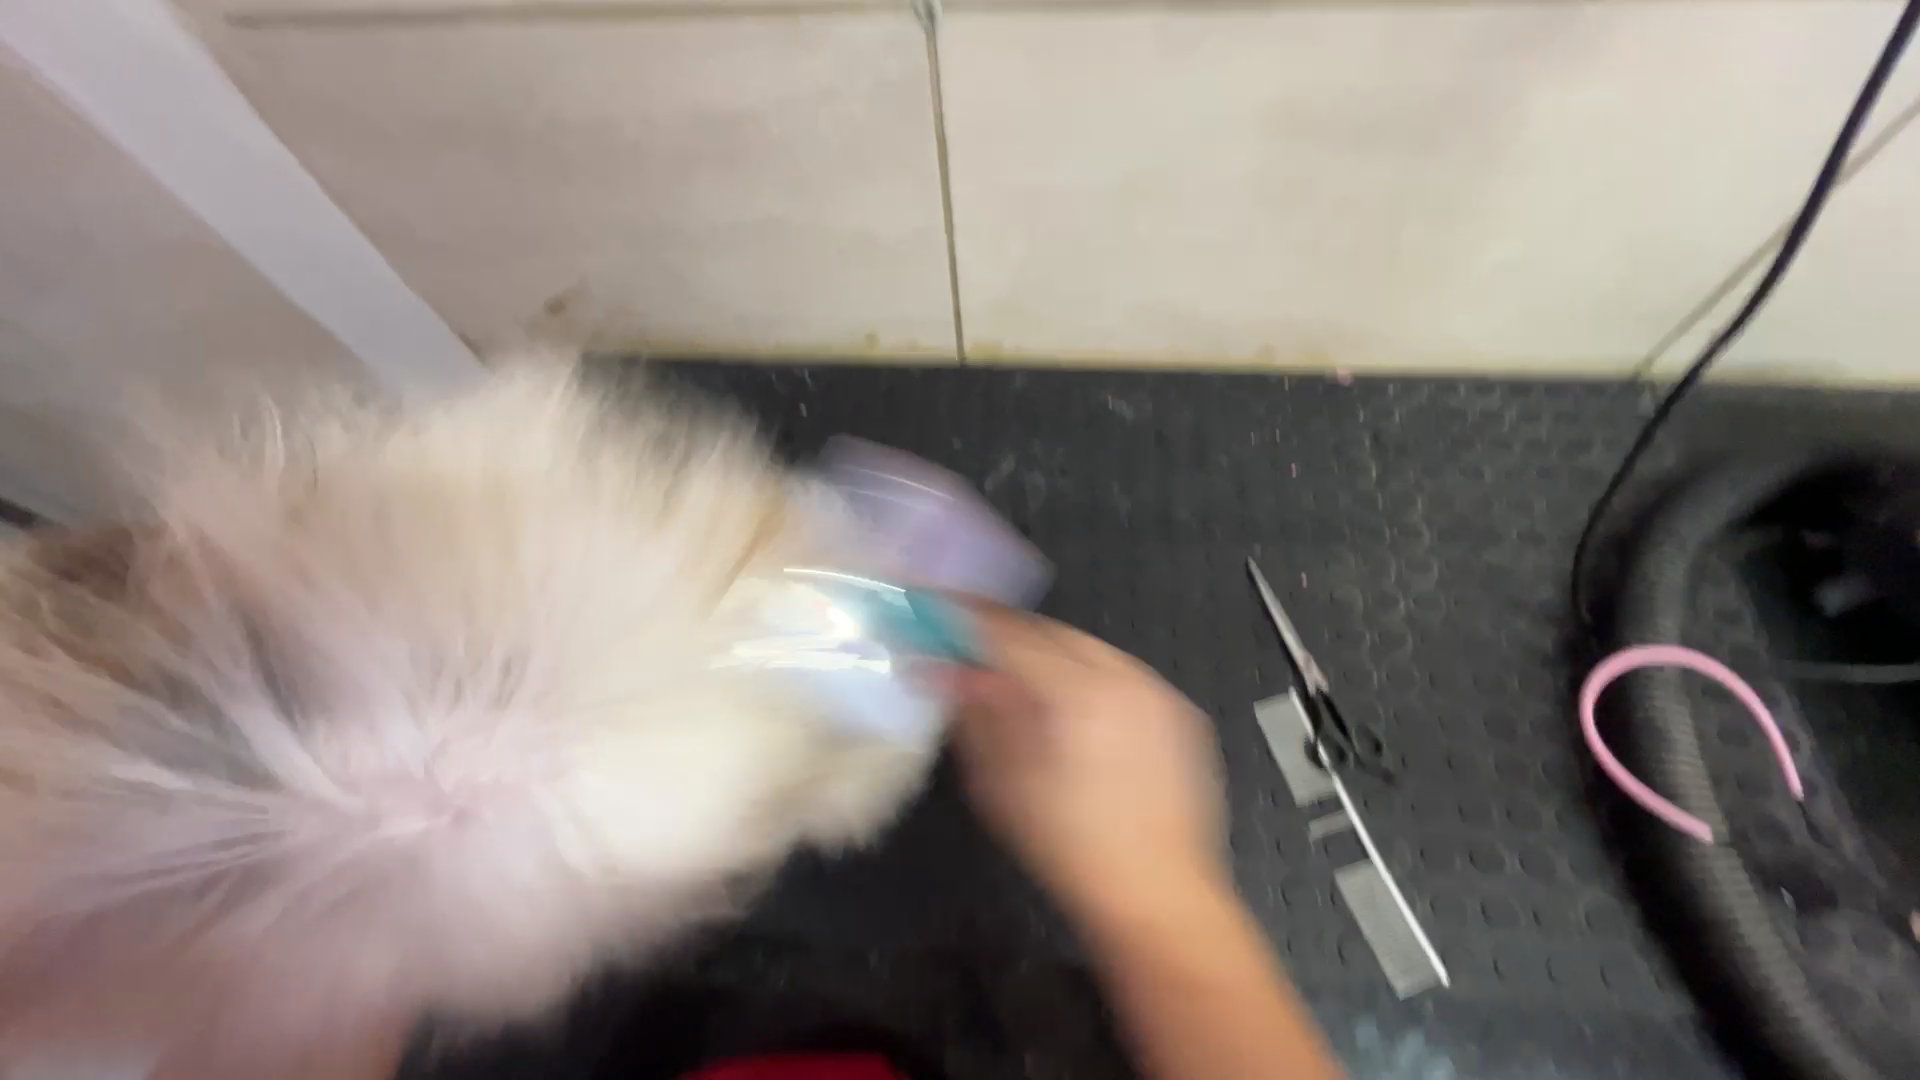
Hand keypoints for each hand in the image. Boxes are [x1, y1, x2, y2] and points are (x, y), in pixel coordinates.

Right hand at [946, 605, 1228, 924]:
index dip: (967, 617)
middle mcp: (1122, 676)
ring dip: (1046, 652)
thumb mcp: (1002, 786)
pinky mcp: (1180, 711)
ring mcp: (1157, 691)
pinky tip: (1071, 708)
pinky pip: (1121, 672)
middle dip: (1006, 633)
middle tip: (970, 646)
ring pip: (1087, 647)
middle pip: (1048, 631)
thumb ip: (975, 715)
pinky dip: (1086, 674)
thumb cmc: (1068, 850)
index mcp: (1075, 693)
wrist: (1160, 897)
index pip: (1008, 634)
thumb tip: (948, 668)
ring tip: (1017, 679)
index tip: (937, 608)